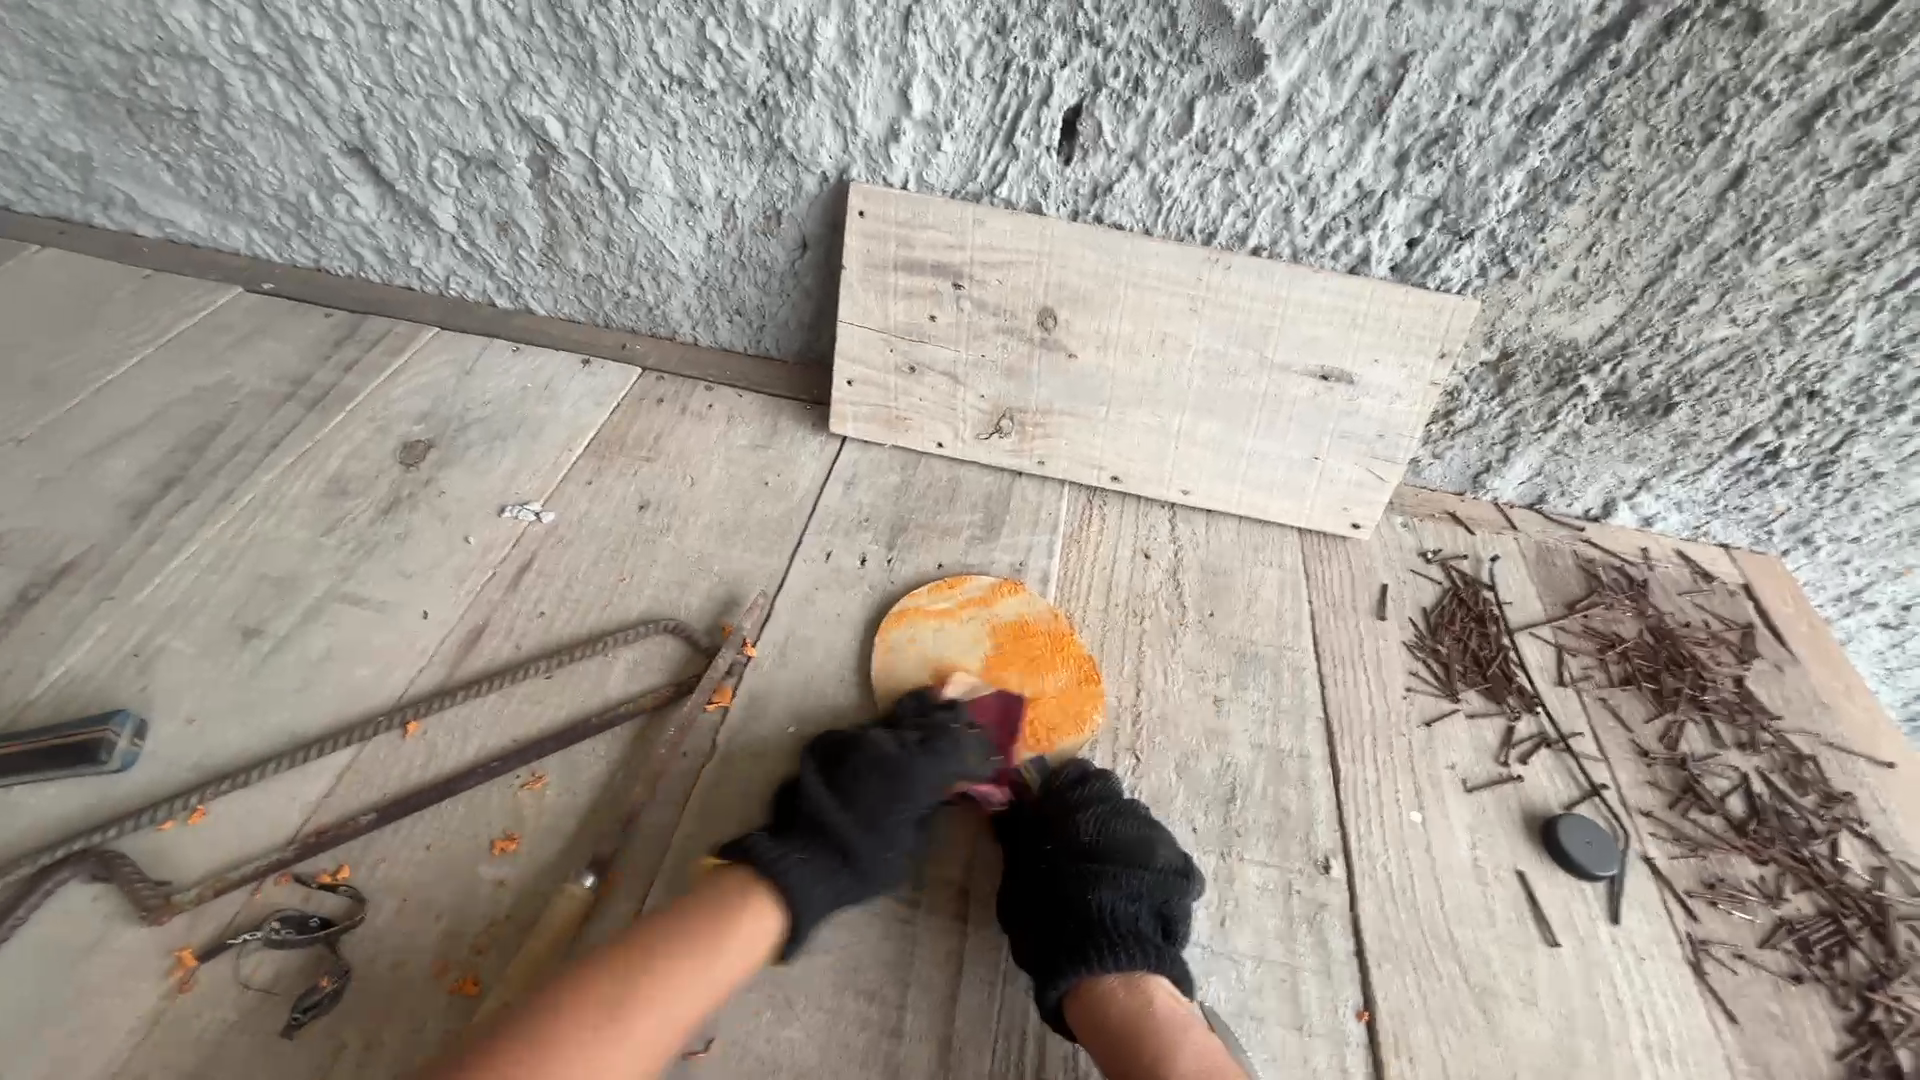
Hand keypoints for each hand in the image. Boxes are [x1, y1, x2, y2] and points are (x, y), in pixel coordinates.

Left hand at [716, 690, 996, 956]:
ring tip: (938, 712)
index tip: (989, 758)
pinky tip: (891, 744)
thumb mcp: (914, 838)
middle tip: (969, 725)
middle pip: (933, 718)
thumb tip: (949, 785)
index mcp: (917, 766)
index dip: (978, 749)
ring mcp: (860, 735)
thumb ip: (933, 802)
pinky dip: (889, 736)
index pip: (960, 743)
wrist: (804, 858)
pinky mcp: (835, 738)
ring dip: (922, 719)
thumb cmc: (866, 860)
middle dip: (955, 721)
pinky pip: (871, 730)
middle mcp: (892, 740)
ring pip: (901, 717)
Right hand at [992, 759, 1203, 1040]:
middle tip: (1084, 845)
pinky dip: (1148, 865)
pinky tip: (1138, 893)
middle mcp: (1112, 804)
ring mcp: (1148, 829)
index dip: (1066, 791)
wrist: (1107, 963)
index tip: (1059, 812)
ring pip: (1133, 822)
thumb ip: (1017, 839)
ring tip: (1112, 875)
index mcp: (1070, 802)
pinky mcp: (1175, 858)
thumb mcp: (1016, 879)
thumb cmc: (1049, 918)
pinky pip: (1158, 852)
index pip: (1072, 774)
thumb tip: (1009, 814)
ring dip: (1122, 838)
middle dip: (1097, 812)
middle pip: (1106, 795)